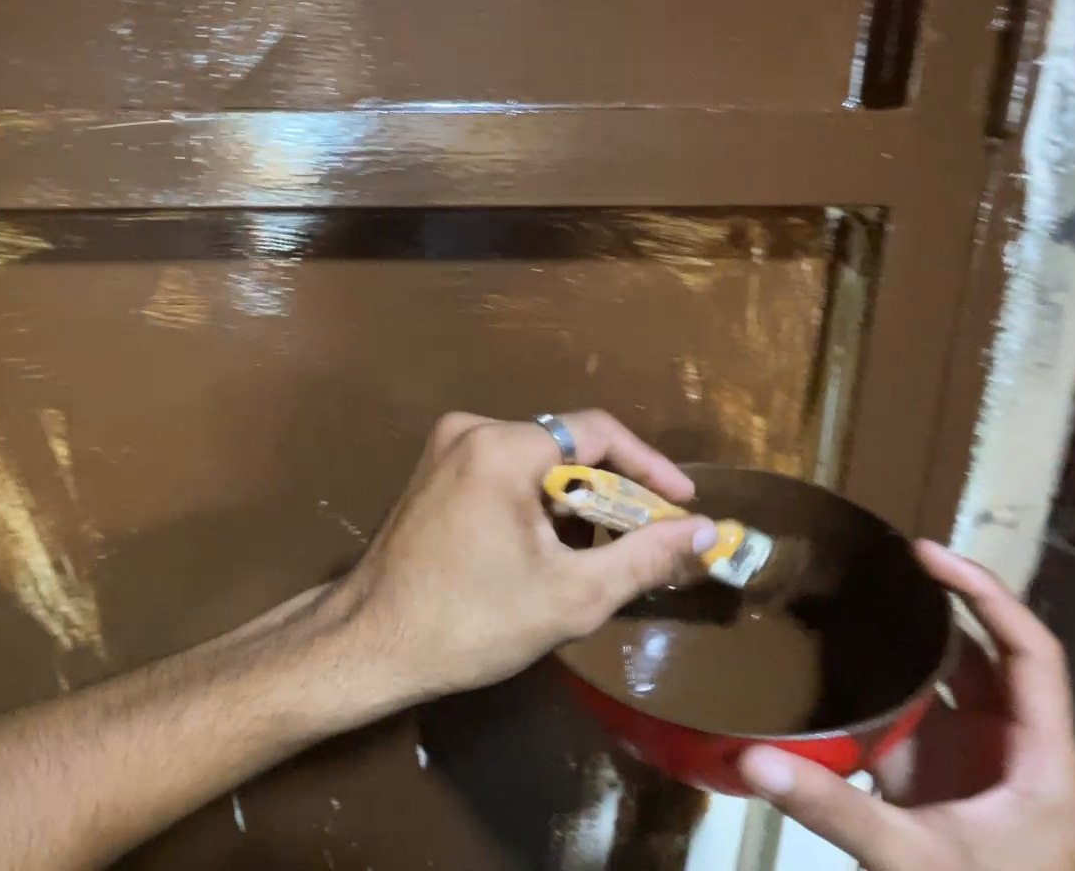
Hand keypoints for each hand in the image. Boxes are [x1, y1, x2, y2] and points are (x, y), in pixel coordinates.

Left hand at [330, 410, 717, 701]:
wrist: (371, 643)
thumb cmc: (471, 622)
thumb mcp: (571, 595)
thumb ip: (644, 556)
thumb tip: (703, 531)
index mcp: (500, 447)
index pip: (596, 432)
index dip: (650, 466)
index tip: (685, 506)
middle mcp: (469, 429)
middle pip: (564, 446)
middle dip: (611, 493)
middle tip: (646, 540)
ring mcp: (444, 448)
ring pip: (535, 461)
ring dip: (573, 501)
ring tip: (598, 554)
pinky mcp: (432, 471)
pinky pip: (502, 471)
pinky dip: (535, 503)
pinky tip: (547, 548)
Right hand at [737, 541, 1074, 870]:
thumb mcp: (914, 862)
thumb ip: (834, 808)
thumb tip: (750, 755)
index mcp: (1041, 761)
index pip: (1032, 655)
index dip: (986, 596)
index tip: (923, 554)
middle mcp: (1015, 749)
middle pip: (990, 656)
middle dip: (939, 605)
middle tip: (874, 564)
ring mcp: (976, 764)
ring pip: (950, 682)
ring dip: (909, 640)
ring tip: (852, 594)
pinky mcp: (939, 779)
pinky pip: (914, 713)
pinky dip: (882, 682)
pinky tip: (837, 659)